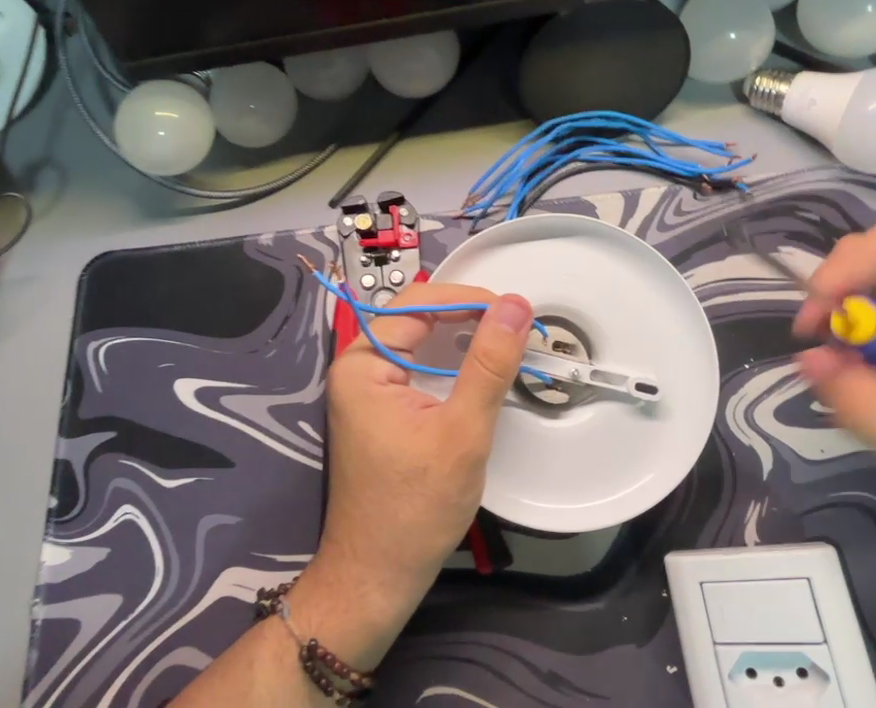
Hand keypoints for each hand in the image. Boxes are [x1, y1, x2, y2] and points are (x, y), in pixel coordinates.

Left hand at [289, 282, 531, 665]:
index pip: (416, 304)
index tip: (514, 309)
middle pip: (415, 319)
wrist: (378, 575)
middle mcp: (358, 369)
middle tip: (517, 324)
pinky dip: (451, 365)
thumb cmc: (415, 508)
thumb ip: (489, 365)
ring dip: (462, 338)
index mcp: (362, 364)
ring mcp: (367, 392)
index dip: (466, 299)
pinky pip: (418, 370)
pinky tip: (481, 369)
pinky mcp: (382, 412)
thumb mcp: (462, 432)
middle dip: (466, 315)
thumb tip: (516, 306)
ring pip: (419, 344)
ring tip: (508, 340)